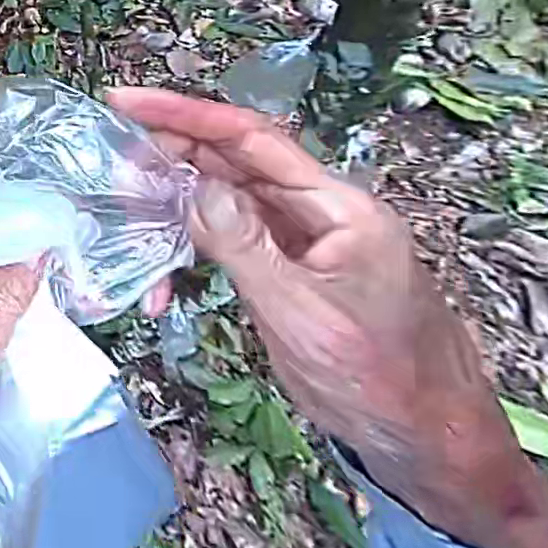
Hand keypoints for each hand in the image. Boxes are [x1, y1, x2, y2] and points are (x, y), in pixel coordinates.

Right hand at [109, 89, 547, 547]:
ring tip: (129, 206)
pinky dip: (186, 245)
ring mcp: (292, 236)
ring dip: (171, 200)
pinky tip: (161, 278)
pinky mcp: (276, 262)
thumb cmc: (380, 380)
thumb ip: (244, 244)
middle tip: (117, 159)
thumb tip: (196, 184)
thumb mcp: (303, 312)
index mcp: (335, 205)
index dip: (184, 113)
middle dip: (169, 153)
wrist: (429, 446)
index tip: (127, 101)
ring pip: (218, 195)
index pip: (249, 139)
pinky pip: (220, 236)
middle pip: (228, 159)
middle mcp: (311, 209)